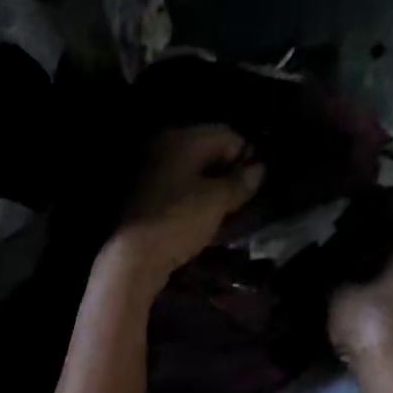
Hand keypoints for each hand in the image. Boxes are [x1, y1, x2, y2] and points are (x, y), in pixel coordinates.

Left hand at [112, 125, 264, 278]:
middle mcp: (163, 148)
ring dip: (210, 191)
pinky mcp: (144, 199)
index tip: (252, 185)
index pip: (225, 134)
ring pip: (192, 175)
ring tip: (223, 214)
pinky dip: (192, 203)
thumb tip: (258, 168)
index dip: (244, 157)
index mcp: (181, 139)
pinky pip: (177, 193)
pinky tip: (200, 222)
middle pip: (207, 153)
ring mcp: (150, 173)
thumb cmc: (178, 222)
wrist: (134, 258)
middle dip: (226, 174)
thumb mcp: (217, 201)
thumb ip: (240, 182)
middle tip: (240, 201)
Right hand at [328, 196, 392, 378]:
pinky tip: (370, 285)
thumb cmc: (369, 324)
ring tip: (359, 259)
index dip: (386, 203)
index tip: (360, 208)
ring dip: (391, 255)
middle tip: (354, 233)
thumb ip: (334, 267)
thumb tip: (323, 251)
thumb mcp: (339, 291)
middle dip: (388, 230)